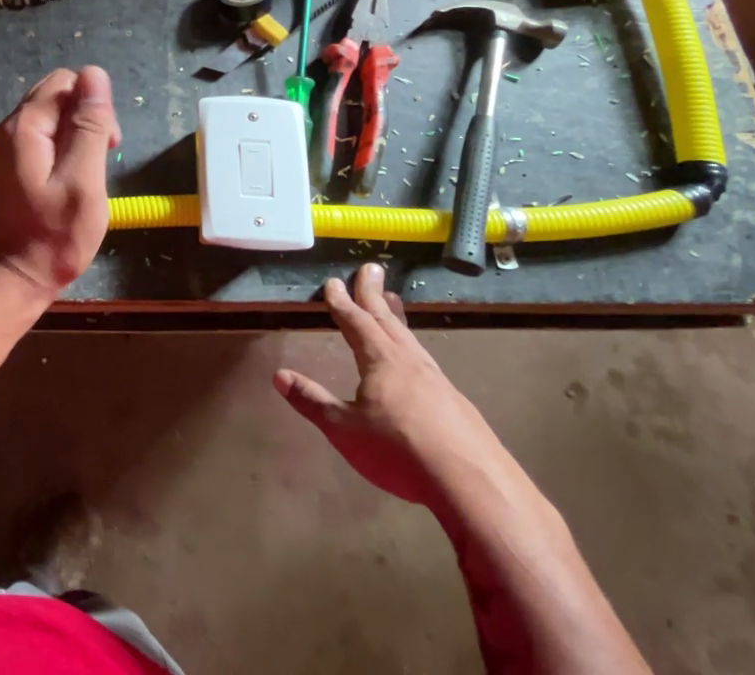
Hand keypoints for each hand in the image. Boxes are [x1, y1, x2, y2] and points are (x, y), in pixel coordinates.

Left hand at [0, 66, 119, 301]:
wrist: (11, 279)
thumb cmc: (53, 236)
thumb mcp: (83, 180)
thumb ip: (90, 126)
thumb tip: (94, 74)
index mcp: (25, 127)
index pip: (66, 82)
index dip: (95, 105)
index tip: (108, 145)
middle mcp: (10, 130)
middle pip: (57, 96)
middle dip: (87, 118)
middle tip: (101, 162)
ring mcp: (7, 150)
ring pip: (52, 120)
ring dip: (78, 137)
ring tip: (88, 177)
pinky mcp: (10, 168)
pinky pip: (43, 142)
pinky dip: (64, 153)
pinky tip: (72, 183)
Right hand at [273, 264, 515, 510]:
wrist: (474, 485)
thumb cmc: (399, 451)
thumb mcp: (344, 429)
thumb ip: (312, 401)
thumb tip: (279, 375)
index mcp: (382, 362)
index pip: (357, 323)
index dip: (342, 302)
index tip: (333, 282)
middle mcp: (412, 364)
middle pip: (388, 321)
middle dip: (374, 295)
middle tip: (370, 269)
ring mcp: (439, 383)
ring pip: (411, 340)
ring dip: (396, 318)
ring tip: (391, 303)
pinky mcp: (456, 405)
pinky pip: (426, 361)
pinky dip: (413, 346)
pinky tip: (415, 360)